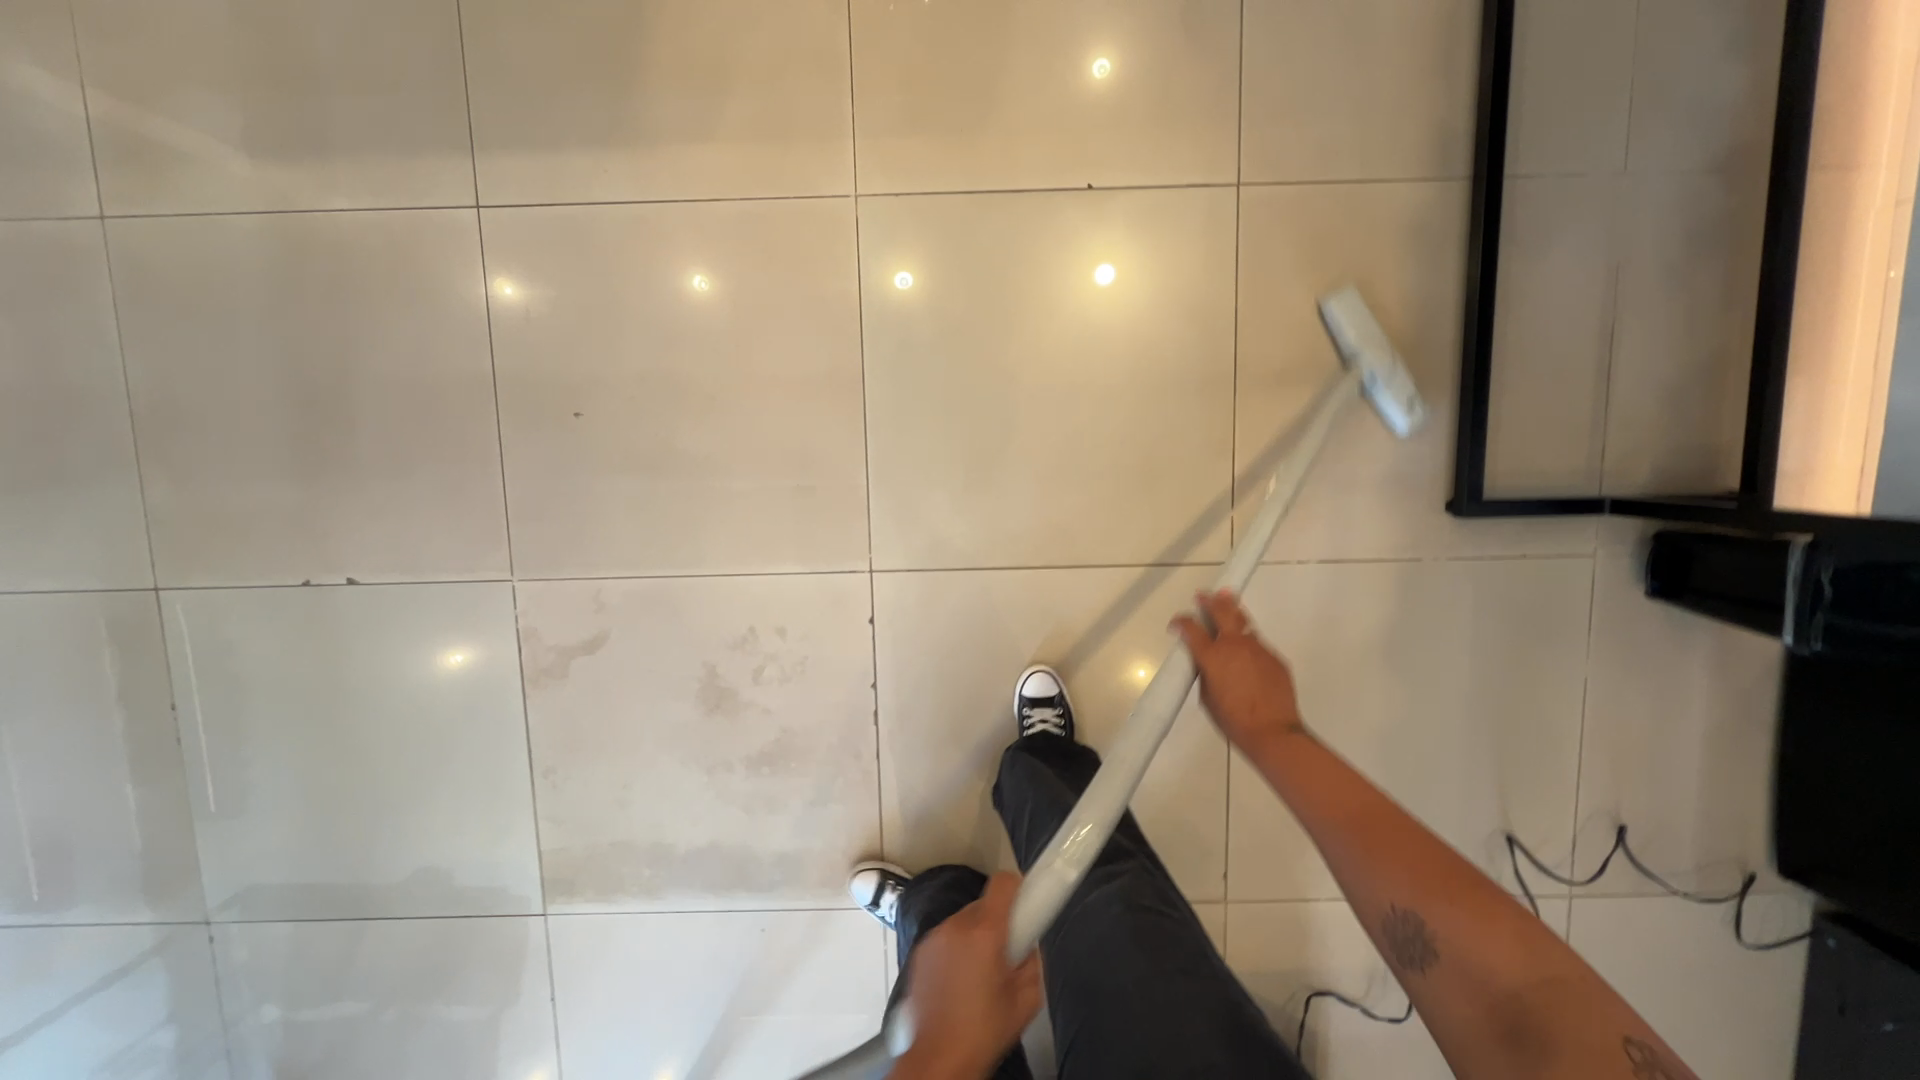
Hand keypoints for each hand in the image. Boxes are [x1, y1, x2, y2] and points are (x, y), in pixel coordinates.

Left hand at [899, 873, 1043, 1079]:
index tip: (1026, 905)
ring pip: (964, 921)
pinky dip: (957, 948)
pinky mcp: (919, 952)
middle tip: (1007, 954)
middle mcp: (956, 926)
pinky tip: (960, 981)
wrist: (938, 1059)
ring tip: (981, 973)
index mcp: (985, 933)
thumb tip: (1028, 943)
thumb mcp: (1027, 999)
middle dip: (999, 922)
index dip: (1018, 888)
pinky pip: (947, 937)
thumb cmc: (984, 1031)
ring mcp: (934, 937)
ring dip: (976, 936)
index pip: (1003, 882)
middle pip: (984, 904)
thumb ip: (1033, 960)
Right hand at [1171, 589, 1308, 755]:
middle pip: (1222, 611)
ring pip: (1244, 624)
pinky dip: (1249, 643)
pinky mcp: (1275, 658)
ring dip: (1233, 614)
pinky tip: (1247, 653)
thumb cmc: (1232, 719)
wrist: (1273, 731)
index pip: (1191, 628)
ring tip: (1227, 602)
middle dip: (1210, 600)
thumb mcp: (1206, 696)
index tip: (1176, 624)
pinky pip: (1258, 645)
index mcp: (1212, 656)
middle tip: (1203, 595)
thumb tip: (1207, 663)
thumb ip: (1205, 672)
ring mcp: (1258, 649)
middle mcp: (1234, 645)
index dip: (1181, 622)